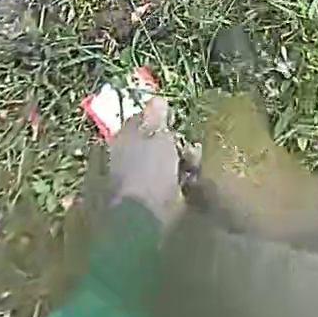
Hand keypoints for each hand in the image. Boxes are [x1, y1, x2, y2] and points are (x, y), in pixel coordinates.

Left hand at [110, 96, 182, 226]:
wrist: (144, 218)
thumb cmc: (150, 171)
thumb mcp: (158, 138)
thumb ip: (158, 118)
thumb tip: (157, 98)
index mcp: (125, 135)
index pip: (144, 119)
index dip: (162, 121)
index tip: (176, 128)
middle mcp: (127, 153)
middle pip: (156, 141)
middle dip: (175, 144)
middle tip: (189, 152)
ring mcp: (136, 176)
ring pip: (164, 161)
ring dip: (181, 163)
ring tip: (193, 170)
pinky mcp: (148, 197)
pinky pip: (168, 182)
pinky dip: (180, 182)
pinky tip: (190, 185)